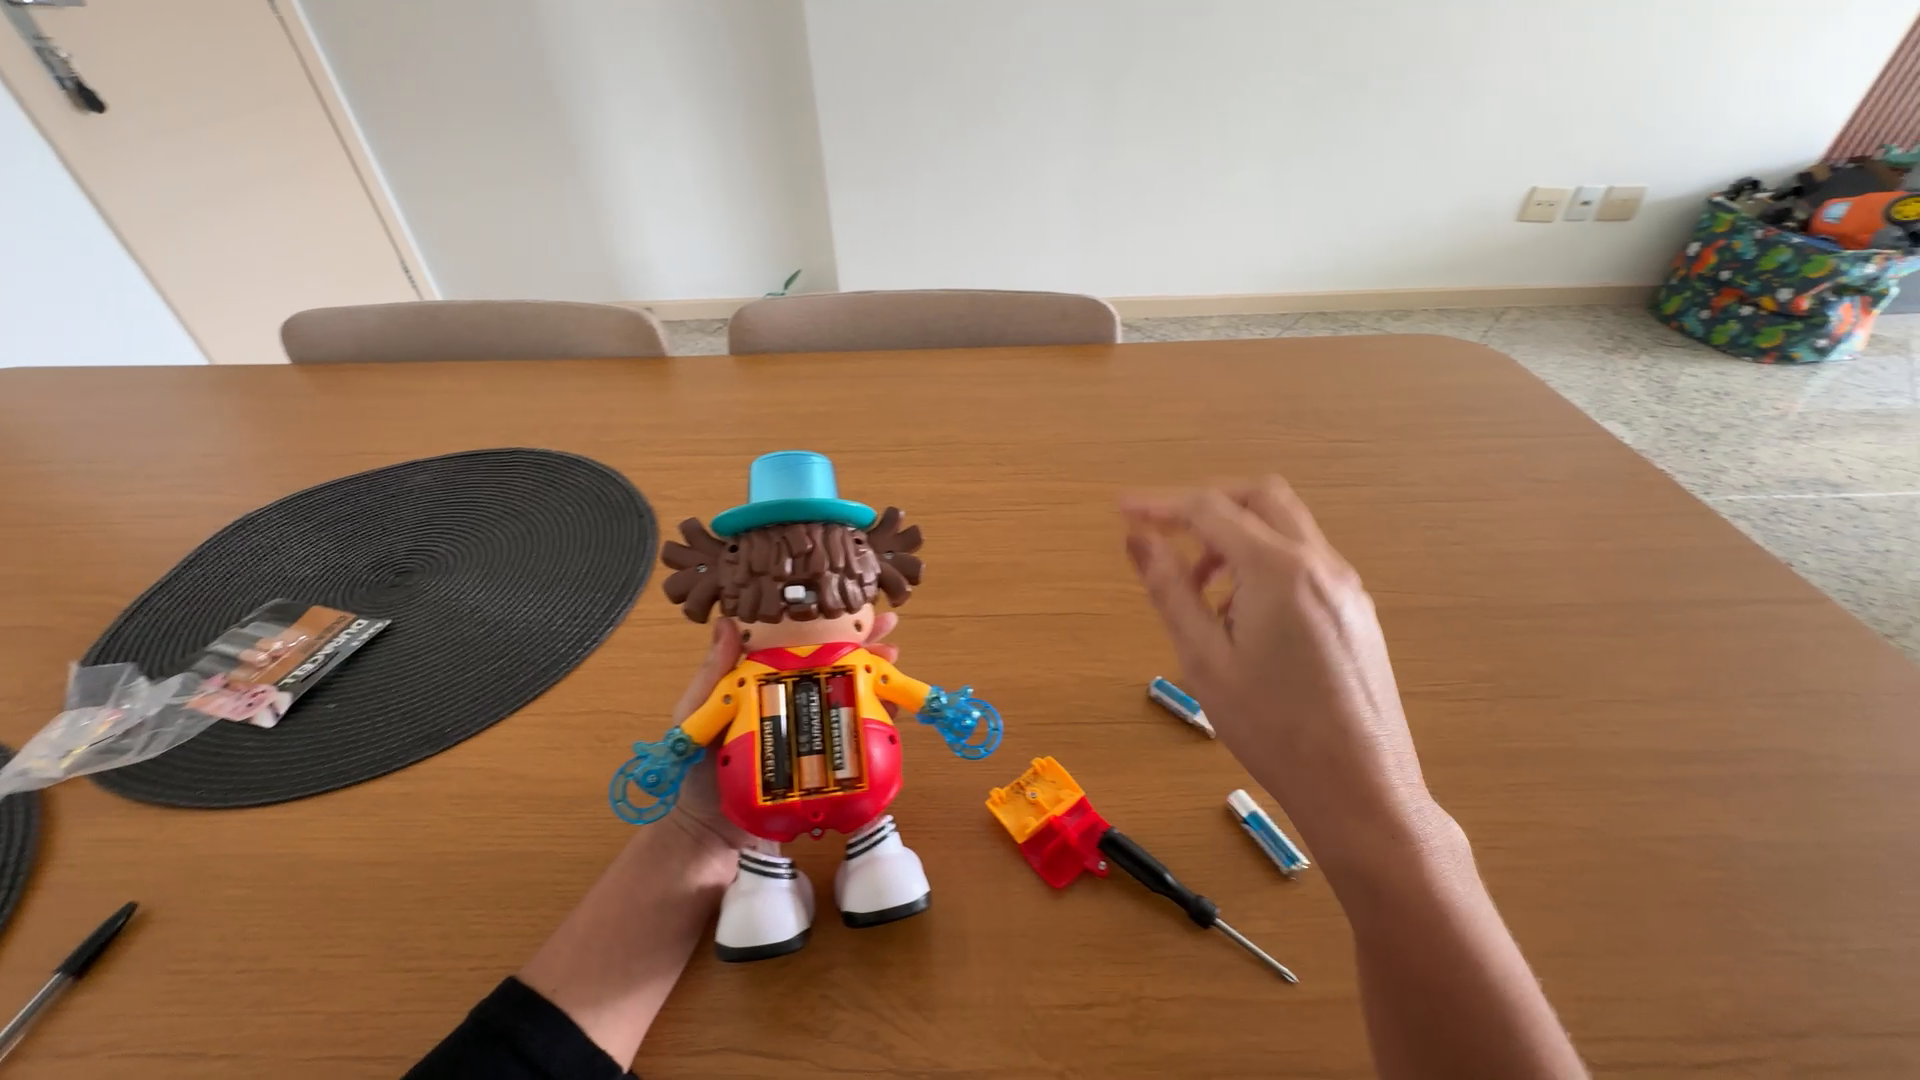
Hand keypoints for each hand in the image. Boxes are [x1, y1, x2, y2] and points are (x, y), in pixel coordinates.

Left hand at [665, 613, 900, 854]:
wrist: (709, 834)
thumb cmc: (698, 770)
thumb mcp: (698, 713)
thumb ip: (714, 673)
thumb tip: (728, 623)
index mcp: (763, 681)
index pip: (798, 644)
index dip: (825, 625)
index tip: (851, 608)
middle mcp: (792, 699)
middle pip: (833, 665)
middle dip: (863, 646)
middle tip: (888, 634)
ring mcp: (811, 730)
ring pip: (849, 694)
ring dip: (874, 677)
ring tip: (893, 662)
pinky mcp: (824, 759)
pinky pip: (854, 733)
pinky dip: (876, 718)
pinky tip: (893, 706)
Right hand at [1121, 478, 1431, 839]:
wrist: (1360, 787)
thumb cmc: (1272, 729)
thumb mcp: (1204, 660)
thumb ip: (1170, 589)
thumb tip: (1138, 538)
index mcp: (1278, 570)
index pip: (1210, 509)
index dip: (1160, 504)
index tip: (1123, 509)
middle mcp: (1320, 563)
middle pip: (1259, 497)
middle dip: (1206, 505)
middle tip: (1166, 535)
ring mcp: (1346, 585)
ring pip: (1285, 526)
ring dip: (1235, 536)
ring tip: (1200, 590)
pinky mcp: (1355, 610)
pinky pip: (1303, 560)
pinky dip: (1262, 562)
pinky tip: (1242, 615)